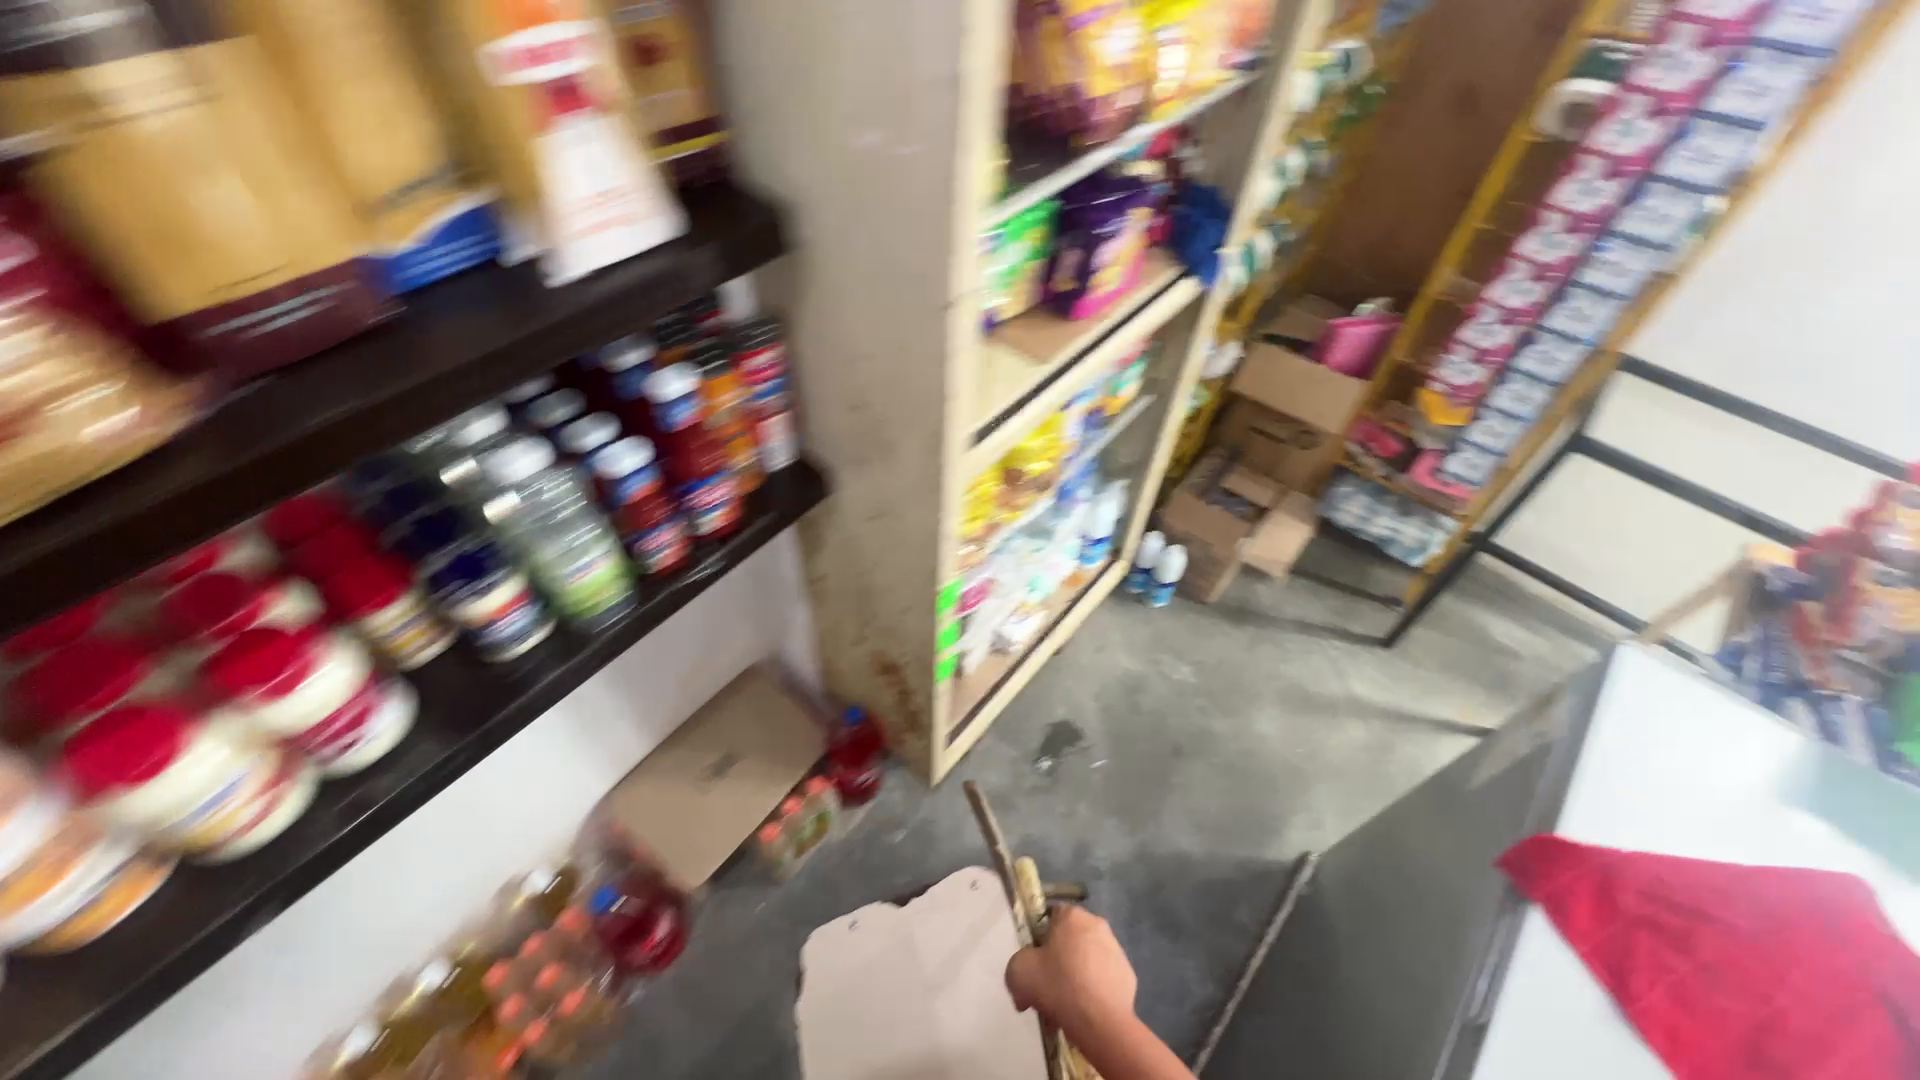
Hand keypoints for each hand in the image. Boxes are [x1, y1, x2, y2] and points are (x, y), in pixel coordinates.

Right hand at [1005, 905, 1137, 1040]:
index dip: (1038, 940)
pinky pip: (1103, 977)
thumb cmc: (1058, 986)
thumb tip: (1025, 981)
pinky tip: (1085, 1009)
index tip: (1034, 964)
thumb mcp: (1019, 971)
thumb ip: (1017, 965)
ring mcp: (1116, 949)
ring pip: (1087, 958)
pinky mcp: (1128, 974)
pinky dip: (1094, 989)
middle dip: (1058, 959)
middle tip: (1047, 987)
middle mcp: (1097, 924)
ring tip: (1066, 1004)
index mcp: (1072, 915)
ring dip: (1076, 974)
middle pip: (1069, 939)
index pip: (1050, 916)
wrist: (1100, 1021)